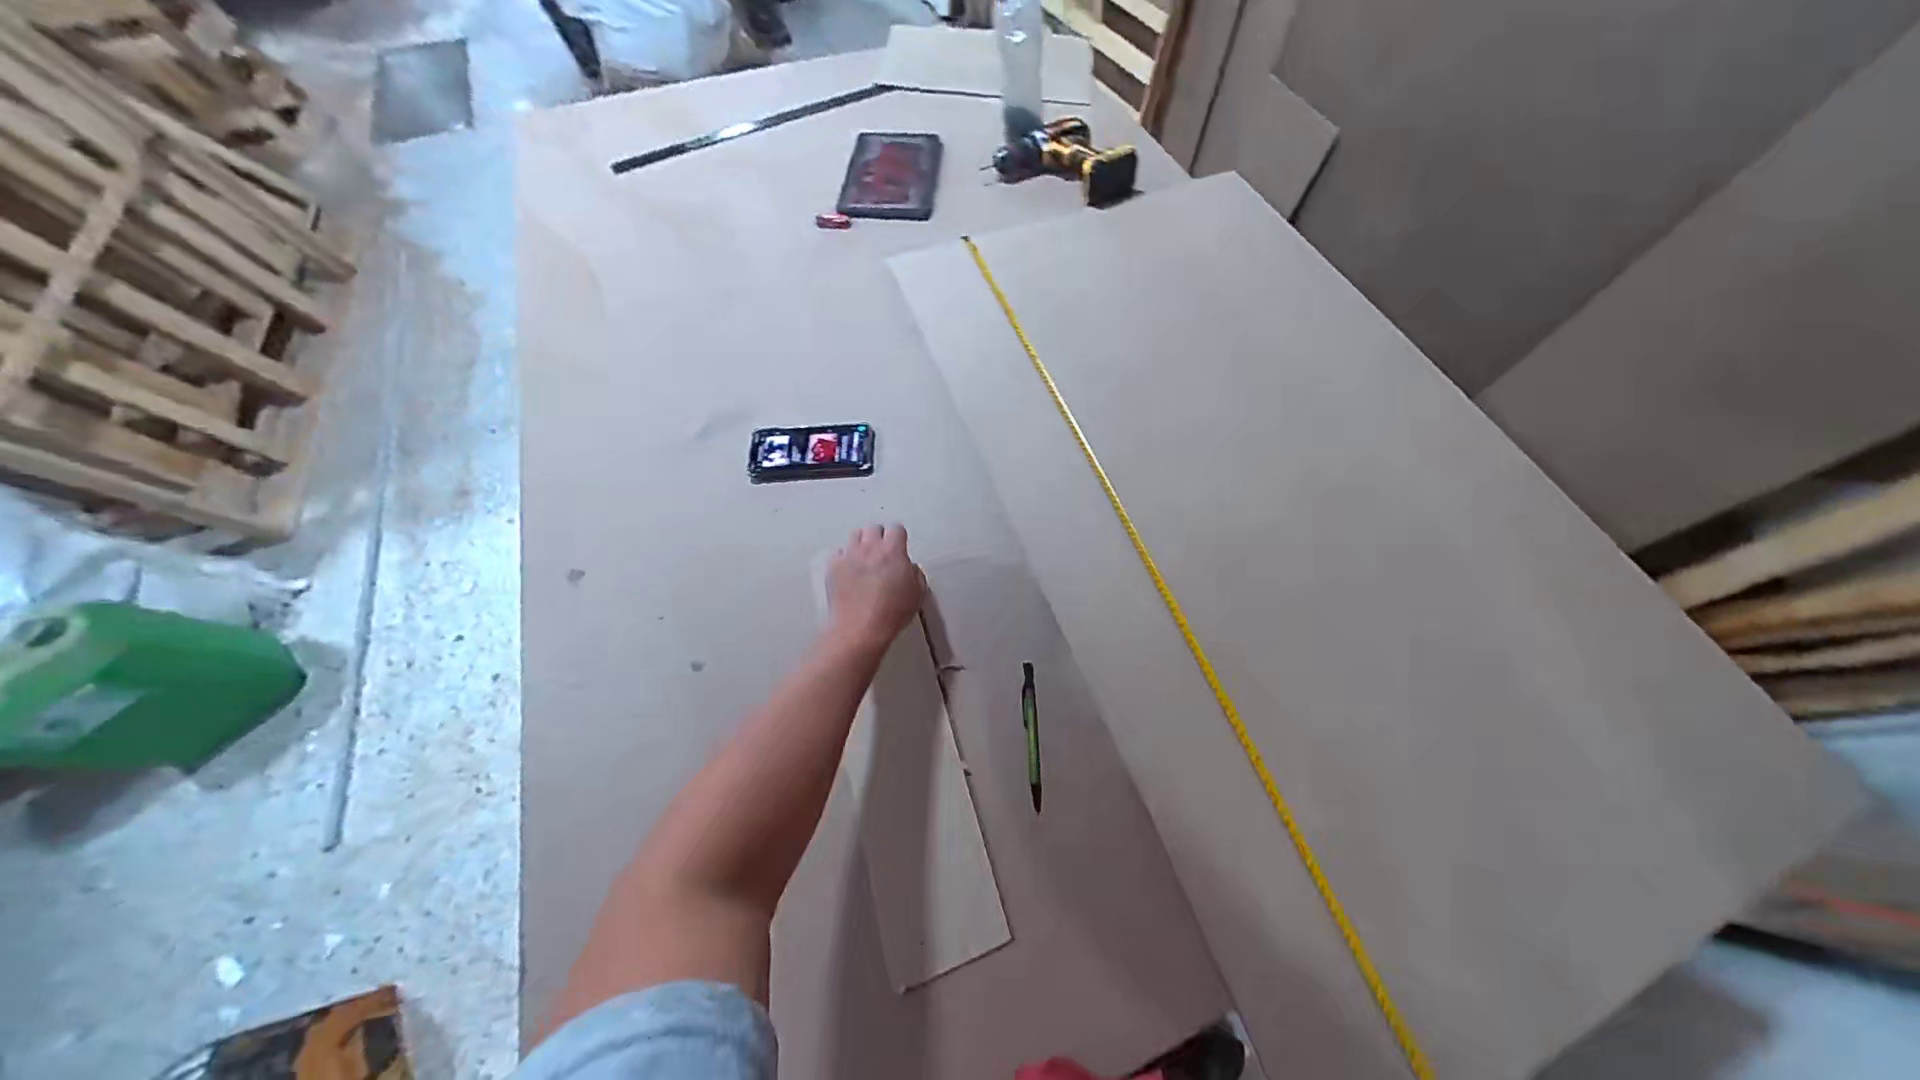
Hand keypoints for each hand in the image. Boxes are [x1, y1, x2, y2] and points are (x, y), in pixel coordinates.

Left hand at [826, 524, 925, 651]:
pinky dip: (843, 557)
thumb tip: (911, 568)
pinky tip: (849, 569)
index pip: (896, 528)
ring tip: (865, 557)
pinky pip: (838, 553)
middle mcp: (870, 548)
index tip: (899, 543)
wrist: (860, 628)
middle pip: (873, 527)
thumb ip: (916, 574)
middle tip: (882, 550)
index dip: (898, 536)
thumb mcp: (917, 594)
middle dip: (879, 536)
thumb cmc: (889, 614)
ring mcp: (849, 556)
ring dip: (861, 542)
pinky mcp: (833, 567)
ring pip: (855, 535)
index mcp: (893, 551)